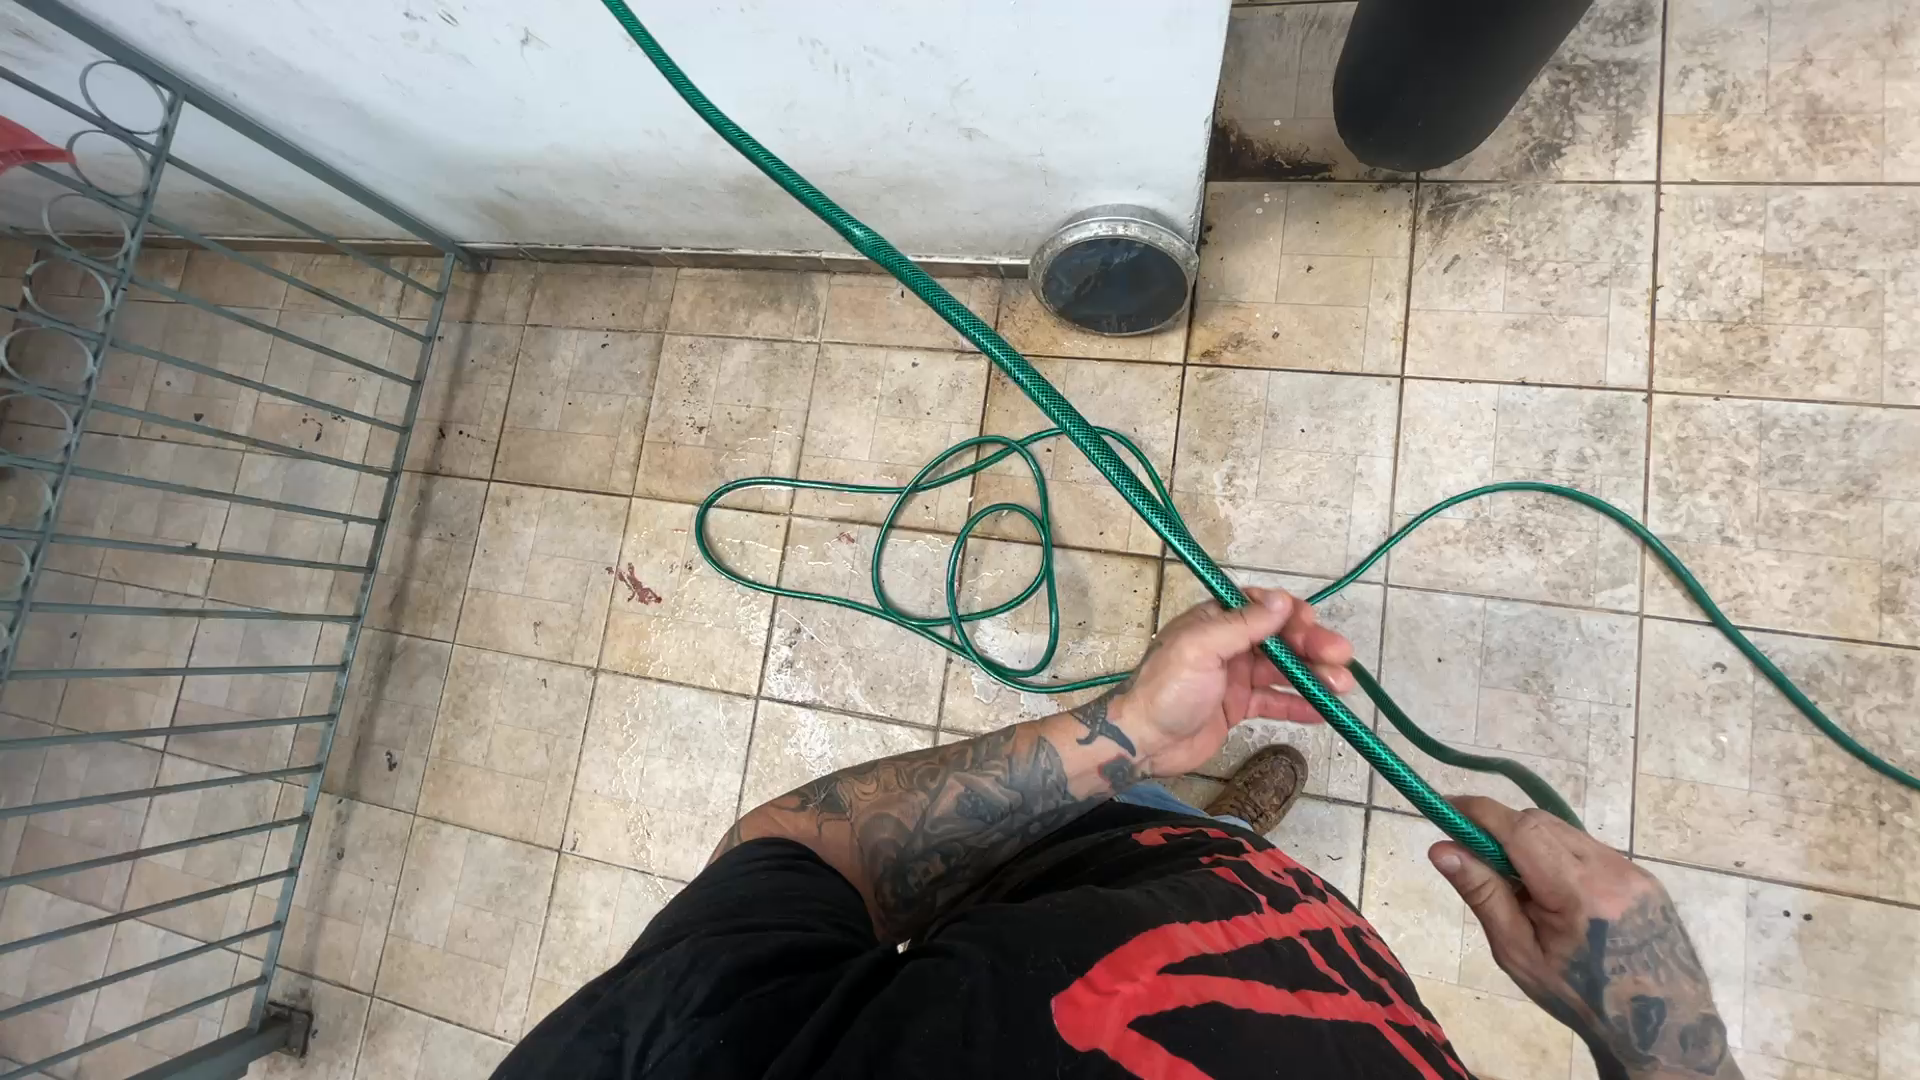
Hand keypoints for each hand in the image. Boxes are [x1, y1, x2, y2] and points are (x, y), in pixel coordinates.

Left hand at [1100, 587, 1353, 778]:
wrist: (1143, 740)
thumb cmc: (1166, 688)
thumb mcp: (1201, 649)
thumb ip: (1241, 625)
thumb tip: (1280, 599)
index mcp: (1213, 622)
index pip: (1260, 608)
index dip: (1289, 615)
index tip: (1312, 626)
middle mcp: (1226, 645)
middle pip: (1278, 640)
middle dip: (1312, 646)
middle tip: (1341, 657)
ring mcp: (1233, 677)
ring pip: (1282, 671)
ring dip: (1314, 676)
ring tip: (1342, 686)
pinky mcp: (1237, 706)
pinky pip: (1275, 701)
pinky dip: (1300, 704)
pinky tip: (1324, 710)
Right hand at [1430, 797, 1739, 1079]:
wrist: (1664, 1034)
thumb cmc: (1579, 997)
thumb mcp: (1517, 952)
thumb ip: (1482, 893)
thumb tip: (1440, 848)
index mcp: (1580, 893)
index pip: (1518, 828)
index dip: (1476, 811)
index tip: (1442, 806)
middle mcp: (1613, 871)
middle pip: (1537, 821)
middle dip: (1498, 826)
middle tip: (1472, 853)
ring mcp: (1634, 872)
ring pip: (1560, 829)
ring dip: (1525, 838)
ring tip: (1515, 880)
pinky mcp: (1643, 877)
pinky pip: (1583, 845)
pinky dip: (1553, 852)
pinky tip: (1550, 888)